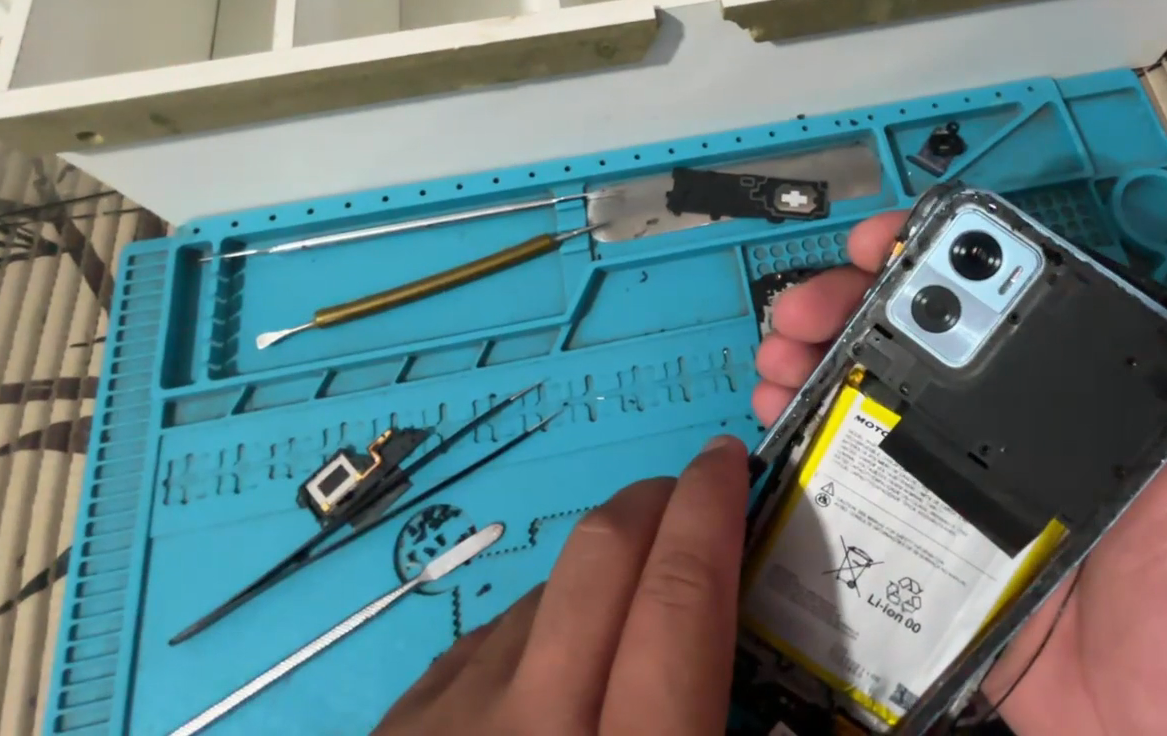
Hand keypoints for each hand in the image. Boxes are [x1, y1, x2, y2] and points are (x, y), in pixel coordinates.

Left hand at [375, 435, 749, 734]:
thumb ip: (732, 724)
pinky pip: (485, 645)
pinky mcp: (397, 728)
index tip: (727, 458)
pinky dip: (533, 637)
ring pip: (541, 596)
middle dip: (655, 502)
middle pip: (600, 557)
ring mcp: (447, 722)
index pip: (678, 597)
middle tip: (689, 503)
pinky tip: (544, 685)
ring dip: (597, 580)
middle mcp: (529, 722)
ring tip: (619, 624)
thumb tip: (769, 679)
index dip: (710, 512)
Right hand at [757, 217, 1166, 734]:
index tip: (880, 244)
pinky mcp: (933, 552)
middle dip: (851, 305)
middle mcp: (1029, 423)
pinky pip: (862, 487)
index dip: (941, 258)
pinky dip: (814, 448)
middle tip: (802, 308)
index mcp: (1106, 391)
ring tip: (777, 361)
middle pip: (923, 340)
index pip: (1012, 297)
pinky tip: (780, 429)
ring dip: (821, 364)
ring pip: (881, 401)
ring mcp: (974, 488)